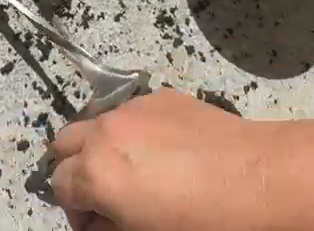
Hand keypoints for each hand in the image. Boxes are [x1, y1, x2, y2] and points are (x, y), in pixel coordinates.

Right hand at [49, 90, 272, 230]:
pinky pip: (130, 113)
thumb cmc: (201, 222)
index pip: (58, 184)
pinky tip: (163, 153)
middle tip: (103, 195)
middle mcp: (105, 131)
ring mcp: (132, 108)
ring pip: (96, 123)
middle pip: (65, 143)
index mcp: (96, 171)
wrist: (254, 177)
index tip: (95, 224)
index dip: (73, 209)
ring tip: (133, 171)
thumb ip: (109, 227)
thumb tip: (99, 220)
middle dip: (75, 168)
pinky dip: (131, 131)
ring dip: (101, 147)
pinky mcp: (160, 96)